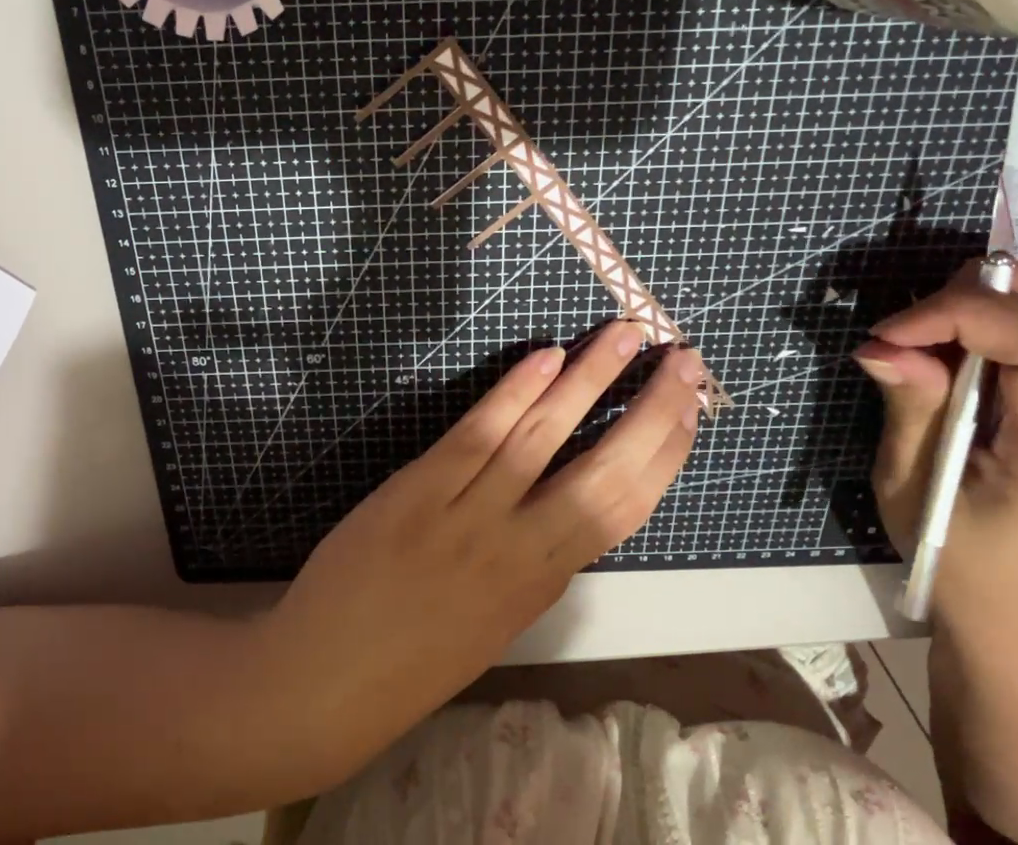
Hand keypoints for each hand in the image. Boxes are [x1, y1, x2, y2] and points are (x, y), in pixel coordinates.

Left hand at [263, 323, 704, 780]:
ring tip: (624, 335)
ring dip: (590, 380)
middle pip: (604, 469)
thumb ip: (531, 569)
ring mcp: (468, 517)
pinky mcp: (417, 491)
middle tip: (684, 360)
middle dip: (651, 410)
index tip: (689, 410)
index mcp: (543, 585)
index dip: (665, 454)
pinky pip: (478, 435)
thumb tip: (562, 516)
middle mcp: (520, 548)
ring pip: (544, 438)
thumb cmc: (410, 660)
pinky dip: (515, 392)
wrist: (328, 681)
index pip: (624, 510)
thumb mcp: (493, 624)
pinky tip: (546, 357)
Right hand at [854, 262, 1017, 633]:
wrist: (1017, 605)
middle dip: (999, 289)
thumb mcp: (910, 489)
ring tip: (953, 321)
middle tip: (927, 318)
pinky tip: (981, 344)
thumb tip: (881, 345)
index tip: (891, 332)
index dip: (962, 314)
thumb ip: (910, 408)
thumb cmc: (955, 557)